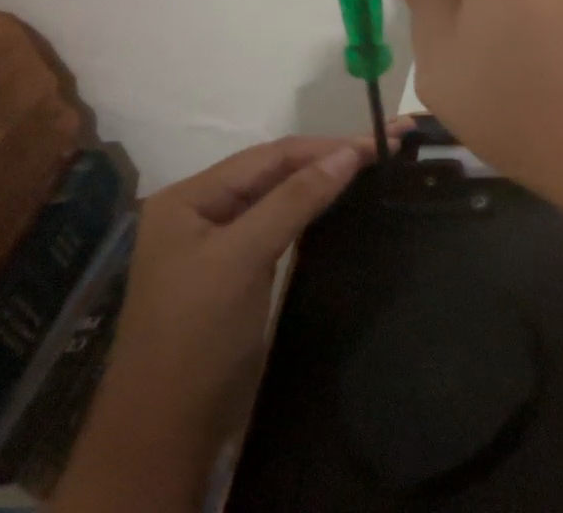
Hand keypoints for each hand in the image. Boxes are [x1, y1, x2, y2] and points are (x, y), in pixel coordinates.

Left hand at [110, 137, 371, 436]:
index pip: (271, 156)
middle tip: (392, 145)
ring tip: (378, 165)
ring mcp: (221, 241)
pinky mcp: (240, 267)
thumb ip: (295, 200)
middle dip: (332, 156)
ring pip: (282, 195)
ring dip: (328, 179)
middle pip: (277, 170)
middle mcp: (202, 210)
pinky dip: (317, 208)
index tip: (385, 141)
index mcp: (188, 198)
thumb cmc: (197, 331)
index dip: (329, 145)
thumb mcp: (243, 258)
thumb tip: (350, 153)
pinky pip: (284, 222)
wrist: (170, 420)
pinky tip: (345, 202)